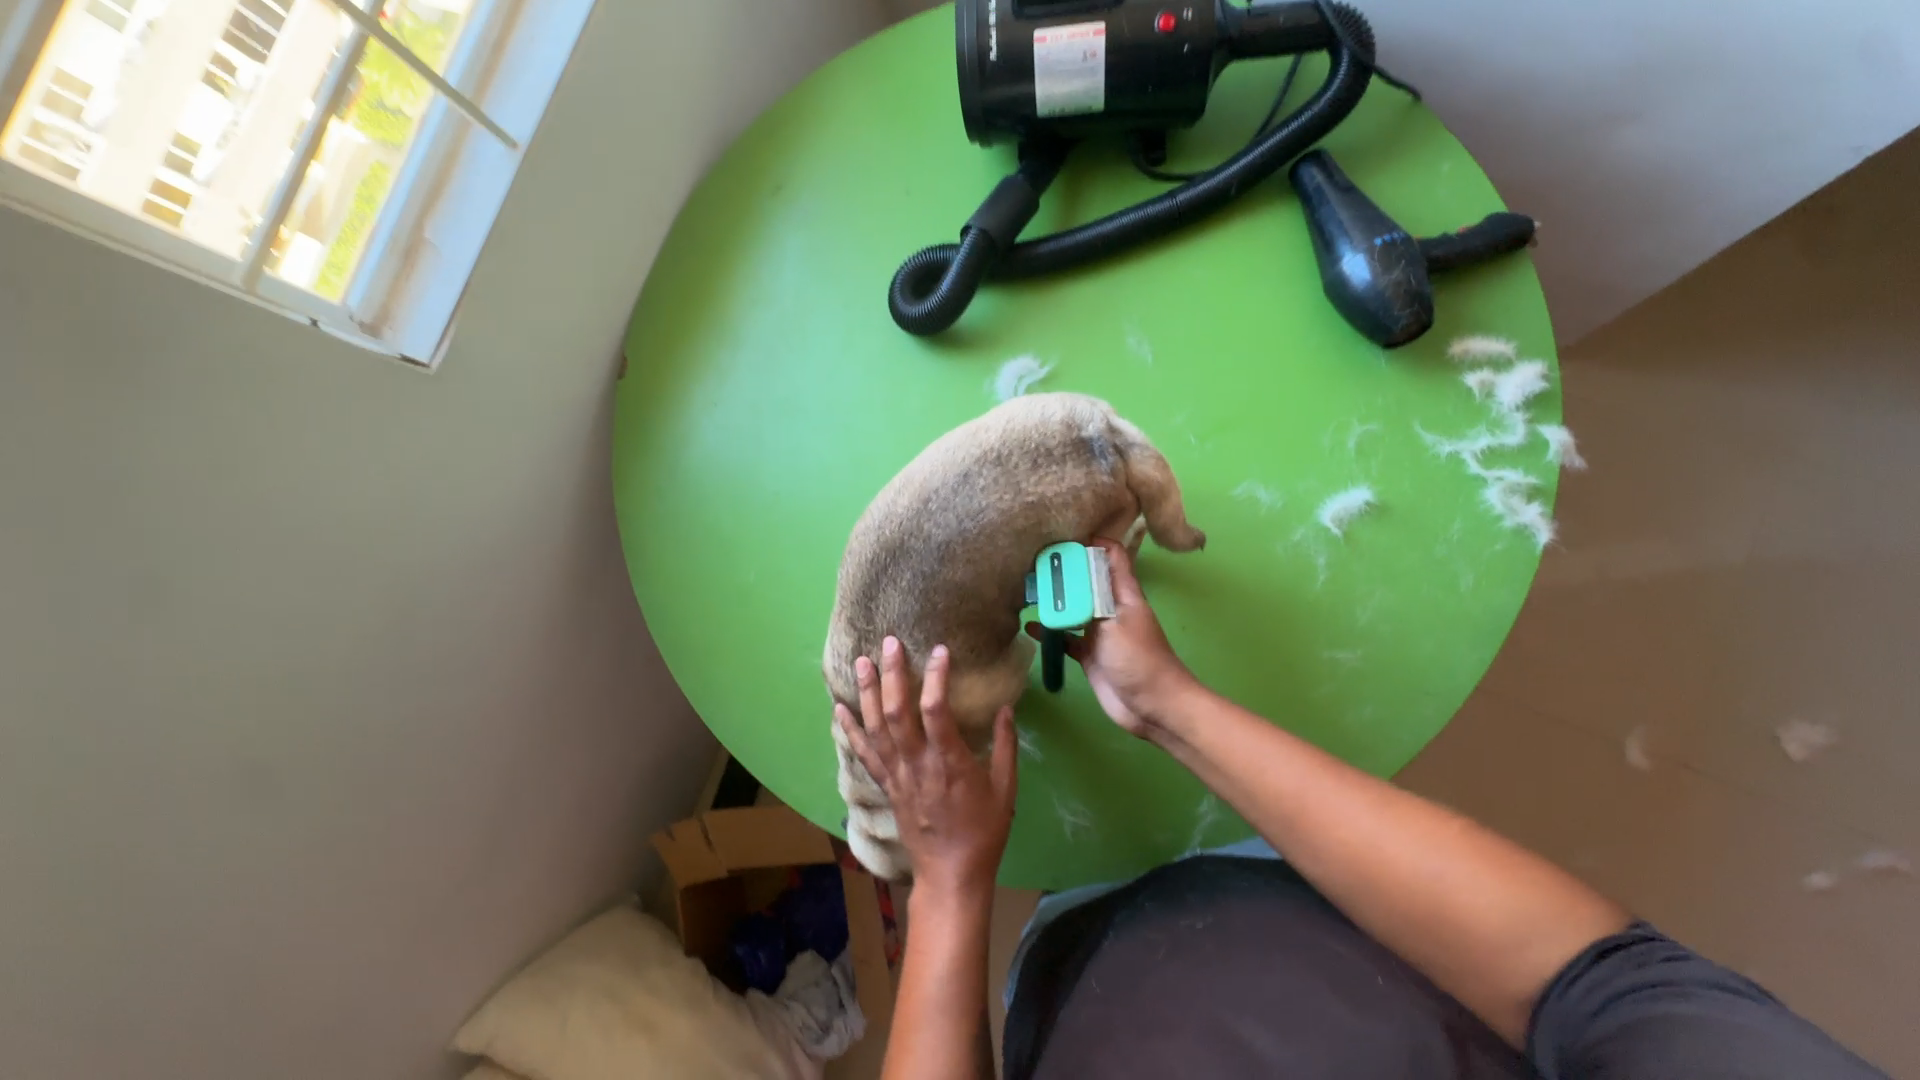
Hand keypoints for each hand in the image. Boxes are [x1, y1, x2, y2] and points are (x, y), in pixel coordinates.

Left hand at [836, 637, 1016, 897]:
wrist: (950, 873)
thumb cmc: (983, 831)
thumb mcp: (1006, 788)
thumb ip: (1005, 746)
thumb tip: (1006, 708)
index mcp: (949, 762)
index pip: (936, 710)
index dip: (936, 677)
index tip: (941, 651)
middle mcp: (917, 763)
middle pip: (897, 712)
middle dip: (892, 674)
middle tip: (890, 642)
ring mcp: (897, 775)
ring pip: (876, 728)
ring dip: (868, 693)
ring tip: (862, 661)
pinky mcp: (886, 786)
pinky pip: (864, 754)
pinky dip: (850, 730)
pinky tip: (839, 708)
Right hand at [1026, 539, 1200, 737]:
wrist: (1152, 706)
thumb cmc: (1138, 660)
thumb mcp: (1114, 622)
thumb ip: (1091, 599)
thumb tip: (1068, 575)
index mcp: (1124, 593)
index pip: (1111, 555)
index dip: (1092, 541)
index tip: (1062, 534)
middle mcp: (1110, 607)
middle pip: (1086, 580)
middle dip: (1064, 570)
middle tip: (1031, 561)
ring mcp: (1098, 631)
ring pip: (1073, 607)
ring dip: (1054, 599)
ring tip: (1026, 589)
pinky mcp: (1089, 654)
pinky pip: (1065, 637)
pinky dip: (1049, 631)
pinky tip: (1030, 626)